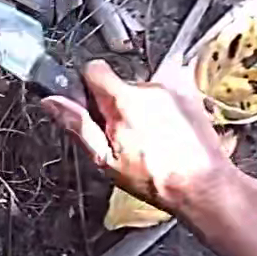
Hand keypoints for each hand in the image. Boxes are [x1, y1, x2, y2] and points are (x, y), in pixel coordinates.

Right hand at [41, 60, 241, 216]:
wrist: (204, 186)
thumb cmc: (154, 178)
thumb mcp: (103, 158)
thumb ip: (77, 124)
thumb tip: (52, 102)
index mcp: (124, 102)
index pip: (93, 69)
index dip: (85, 86)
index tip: (89, 106)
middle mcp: (150, 89)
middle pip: (116, 85)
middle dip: (111, 105)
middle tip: (117, 136)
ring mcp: (173, 91)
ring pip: (138, 93)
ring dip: (135, 110)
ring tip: (143, 140)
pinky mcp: (189, 97)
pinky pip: (160, 97)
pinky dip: (156, 112)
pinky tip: (161, 137)